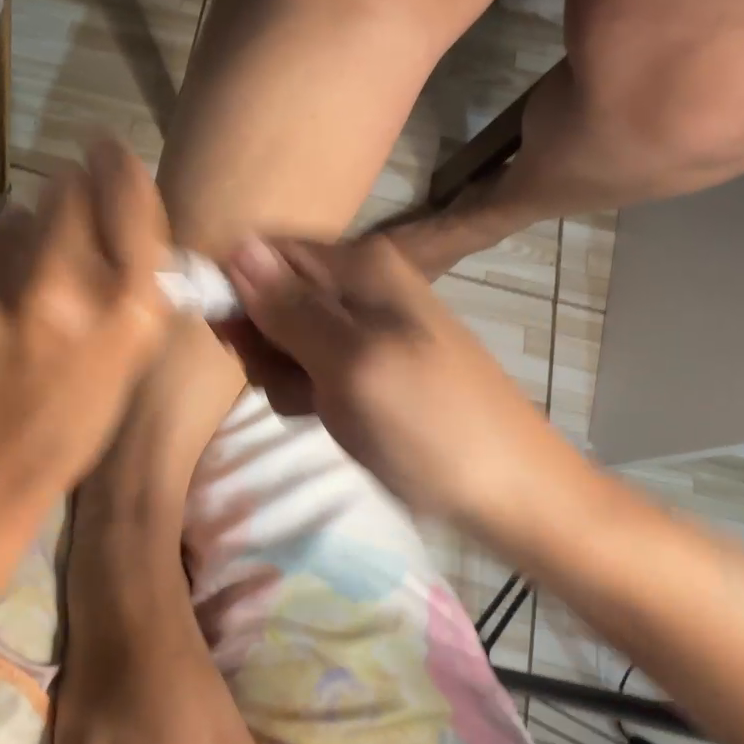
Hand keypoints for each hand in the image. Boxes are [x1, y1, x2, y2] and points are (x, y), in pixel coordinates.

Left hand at [0, 139, 171, 509]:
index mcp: (124, 312)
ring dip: (5, 243)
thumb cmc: (70, 413)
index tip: (102, 151)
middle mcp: (57, 299)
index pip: (126, 192)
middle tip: (48, 243)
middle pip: (62, 188)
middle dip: (61, 204)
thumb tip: (122, 184)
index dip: (112, 164)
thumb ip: (137, 274)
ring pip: (1, 219)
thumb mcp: (130, 352)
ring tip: (1, 300)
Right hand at [221, 234, 581, 527]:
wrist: (509, 495)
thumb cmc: (431, 424)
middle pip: (266, 296)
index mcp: (359, 268)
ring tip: (316, 405)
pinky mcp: (359, 367)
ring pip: (277, 337)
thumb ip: (290, 308)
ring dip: (278, 374)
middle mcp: (355, 287)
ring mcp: (359, 329)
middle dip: (260, 341)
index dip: (237, 292)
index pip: (263, 254)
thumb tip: (236, 248)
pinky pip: (301, 367)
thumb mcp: (352, 364)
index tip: (234, 341)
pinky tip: (325, 414)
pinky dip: (300, 392)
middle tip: (289, 379)